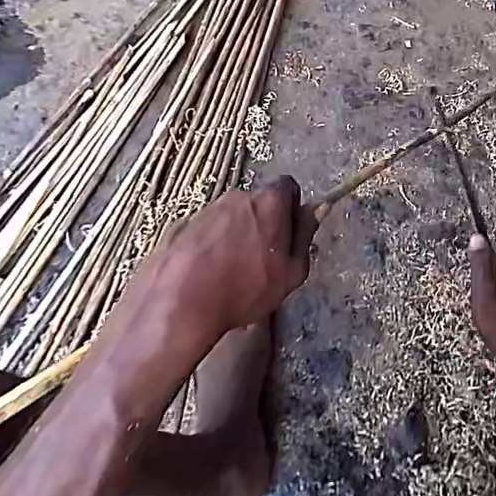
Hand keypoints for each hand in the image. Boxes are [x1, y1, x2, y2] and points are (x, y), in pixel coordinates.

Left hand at [132, 175, 316, 333]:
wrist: (175, 307)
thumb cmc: (243, 290)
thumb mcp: (292, 271)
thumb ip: (307, 233)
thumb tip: (320, 206)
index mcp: (268, 202)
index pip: (288, 187)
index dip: (291, 210)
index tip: (288, 236)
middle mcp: (236, 198)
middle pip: (257, 204)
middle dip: (262, 227)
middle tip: (262, 263)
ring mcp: (203, 212)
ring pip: (228, 220)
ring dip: (233, 240)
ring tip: (230, 279)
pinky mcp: (177, 229)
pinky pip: (201, 235)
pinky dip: (206, 251)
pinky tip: (204, 282)